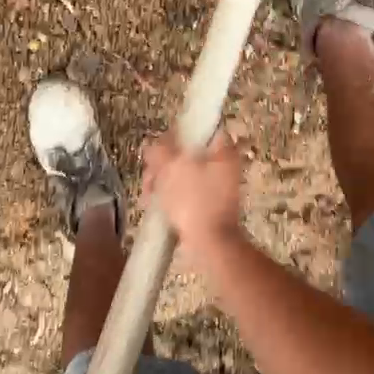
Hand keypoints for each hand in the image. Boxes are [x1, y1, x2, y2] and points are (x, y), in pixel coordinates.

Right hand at [142, 134, 243, 255]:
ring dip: (162, 179)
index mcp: (223, 151)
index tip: (161, 148)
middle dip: (163, 162)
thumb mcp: (171, 168)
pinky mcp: (208, 204)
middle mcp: (224, 165)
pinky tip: (154, 203)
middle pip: (187, 152)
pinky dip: (170, 194)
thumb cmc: (193, 201)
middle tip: (151, 175)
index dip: (176, 135)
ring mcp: (217, 186)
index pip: (199, 128)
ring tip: (149, 193)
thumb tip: (152, 142)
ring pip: (182, 172)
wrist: (210, 245)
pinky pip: (185, 190)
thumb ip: (160, 149)